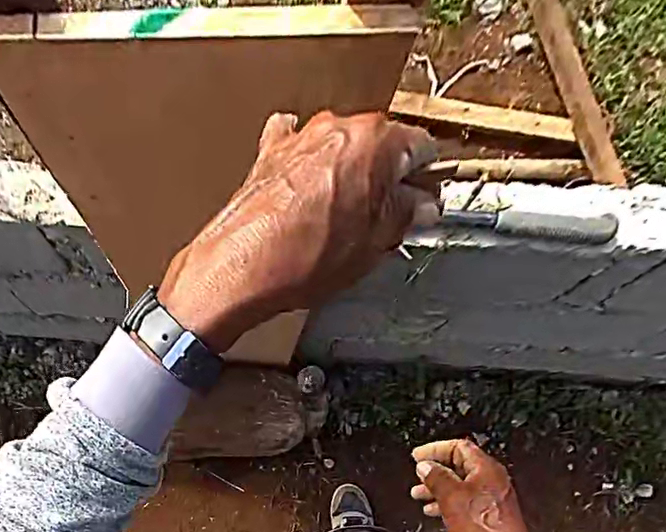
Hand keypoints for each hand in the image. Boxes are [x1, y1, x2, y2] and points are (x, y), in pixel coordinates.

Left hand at [159, 111, 440, 351]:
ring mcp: (300, 138)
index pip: (421, 148)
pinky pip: (302, 157)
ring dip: (348, 180)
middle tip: (386, 222)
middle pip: (380, 146)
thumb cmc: (299, 259)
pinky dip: (310, 176)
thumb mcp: (371, 247)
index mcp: (375, 141)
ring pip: (341, 152)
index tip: (424, 203)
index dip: (426, 181)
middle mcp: (337, 128)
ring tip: (342, 227)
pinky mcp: (271, 155)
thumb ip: (402, 217)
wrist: (240, 269)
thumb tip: (418, 207)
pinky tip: (309, 205)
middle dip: (386, 181)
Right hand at [409, 439, 537, 531]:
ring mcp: (492, 495)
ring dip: (439, 488)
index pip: (458, 447)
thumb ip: (436, 478)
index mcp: (485, 468)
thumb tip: (425, 466)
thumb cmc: (484, 525)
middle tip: (419, 474)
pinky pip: (466, 499)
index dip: (435, 449)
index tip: (419, 455)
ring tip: (421, 494)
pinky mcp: (491, 512)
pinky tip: (437, 510)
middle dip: (435, 470)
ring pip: (460, 484)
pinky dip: (449, 501)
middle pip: (459, 466)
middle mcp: (492, 478)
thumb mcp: (451, 497)